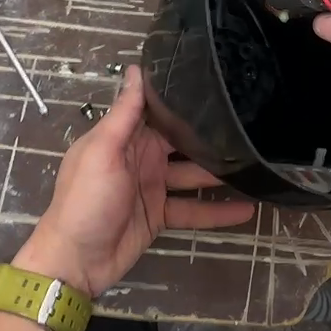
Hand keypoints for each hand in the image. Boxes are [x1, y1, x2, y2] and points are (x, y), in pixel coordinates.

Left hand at [14, 66, 254, 296]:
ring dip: (220, 173)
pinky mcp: (160, 214)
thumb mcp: (103, 151)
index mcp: (125, 136)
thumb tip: (136, 68)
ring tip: (257, 165)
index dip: (185, 99)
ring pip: (193, 174)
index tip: (219, 83)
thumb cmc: (85, 200)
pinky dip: (217, 211)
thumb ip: (124, 113)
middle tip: (251, 124)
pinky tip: (247, 210)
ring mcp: (153, 186)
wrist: (73, 263)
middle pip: (182, 141)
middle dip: (211, 135)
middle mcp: (142, 156)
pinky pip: (193, 208)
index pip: (160, 110)